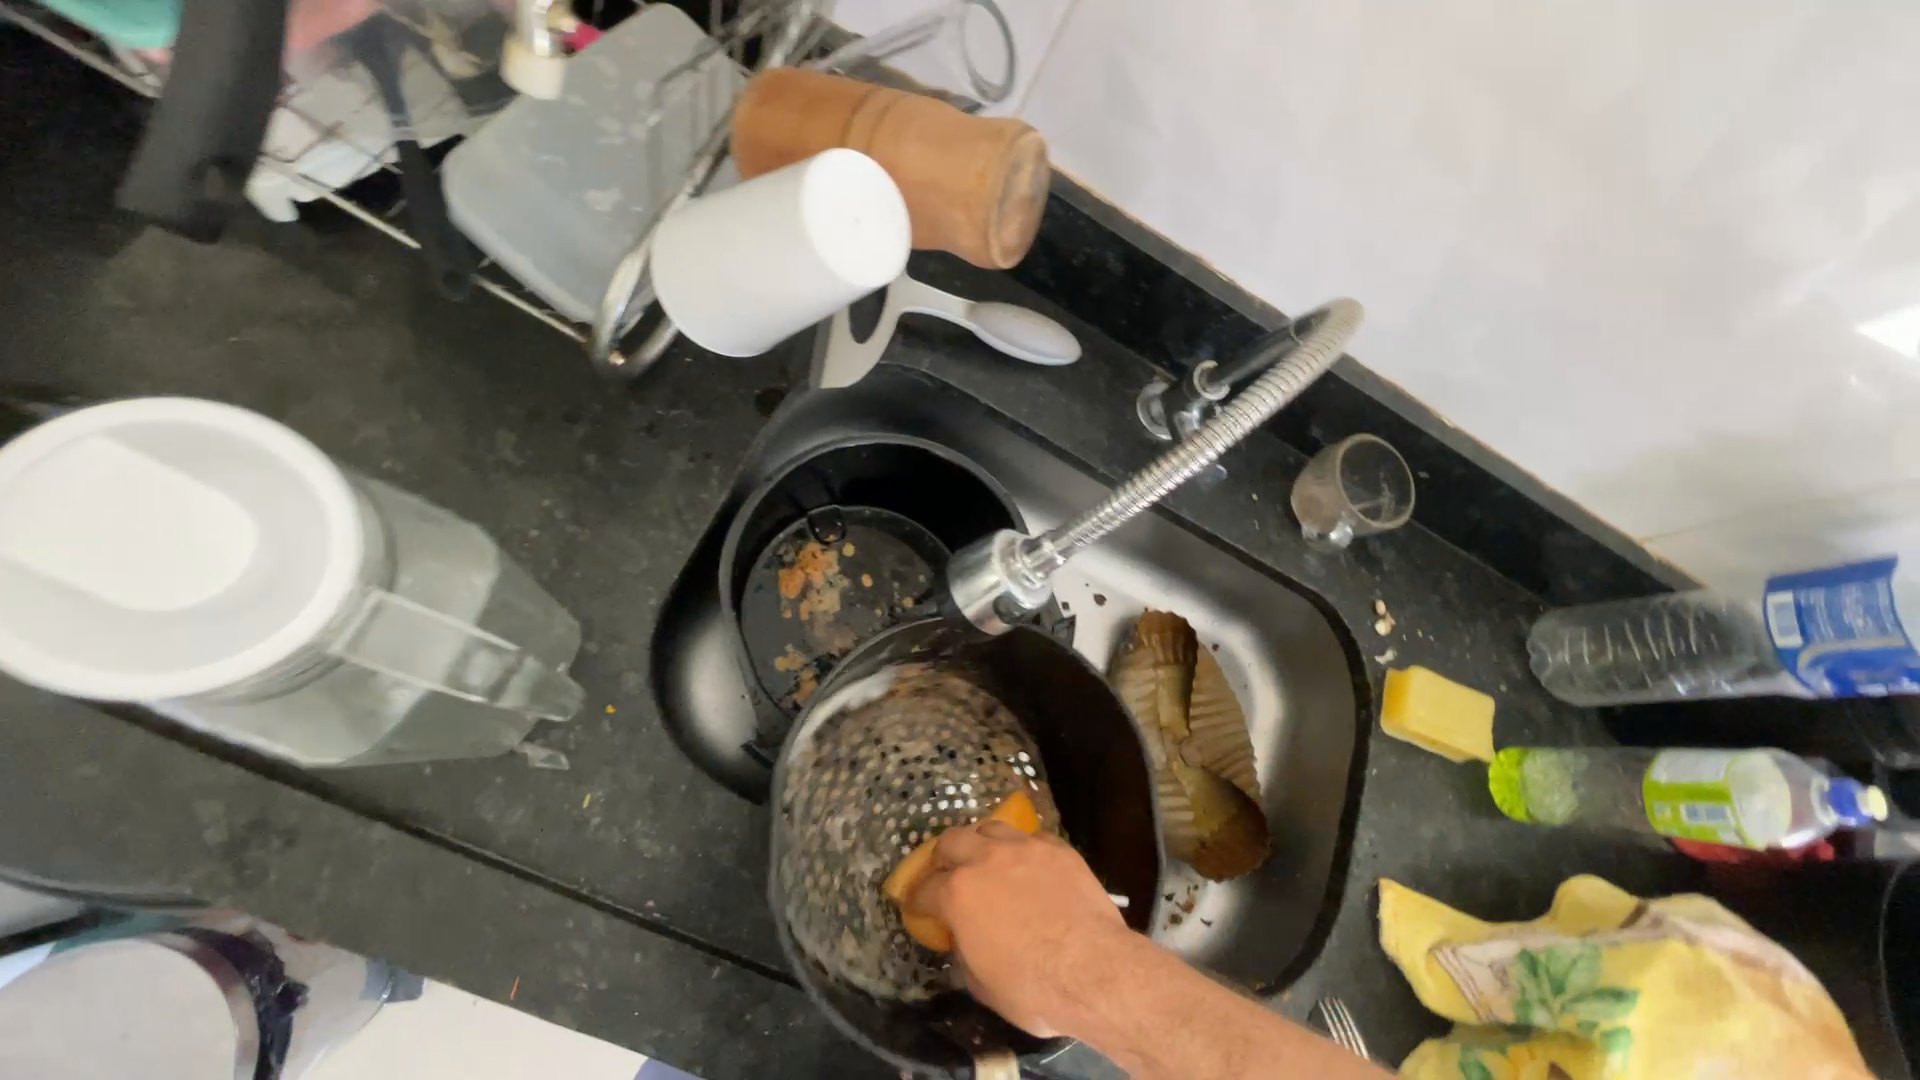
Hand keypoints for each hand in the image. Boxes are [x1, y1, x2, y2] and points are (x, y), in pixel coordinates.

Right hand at [902, 820, 1130, 1037]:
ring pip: (991, 827)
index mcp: (958, 894)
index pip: (924, 889)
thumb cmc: (1033, 988)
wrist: (1094, 969)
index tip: (916, 906)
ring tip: (987, 859)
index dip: (917, 900)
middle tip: (947, 872)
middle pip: (952, 841)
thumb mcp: (982, 984)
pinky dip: (1023, 849)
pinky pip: (1032, 838)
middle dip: (943, 856)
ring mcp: (1024, 848)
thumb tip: (964, 940)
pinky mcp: (1058, 848)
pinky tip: (1030, 866)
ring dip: (982, 842)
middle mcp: (985, 859)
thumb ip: (965, 952)